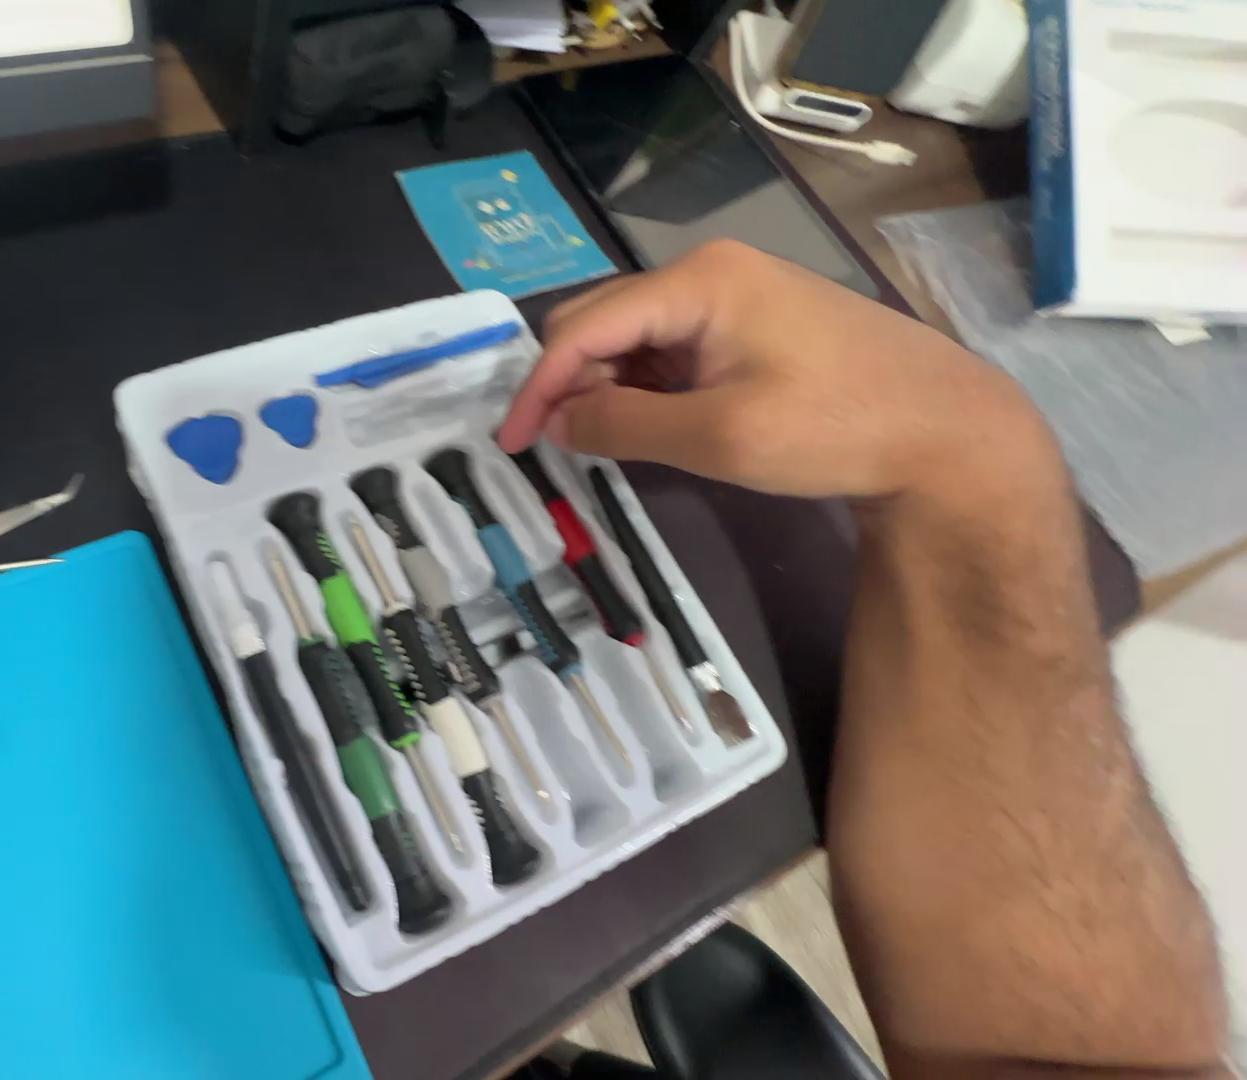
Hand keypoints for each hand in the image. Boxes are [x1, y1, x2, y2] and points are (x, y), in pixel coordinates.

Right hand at [496, 240, 1059, 502]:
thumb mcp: (716, 436)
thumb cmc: (835, 429)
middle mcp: (703, 272)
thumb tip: (553, 424)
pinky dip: (636, 386)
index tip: (513, 442)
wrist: (948, 434)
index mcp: (696, 283)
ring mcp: (725, 293)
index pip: (582, 330)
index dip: (537, 388)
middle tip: (562, 444)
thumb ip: (620, 425)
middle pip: (595, 322)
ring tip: (608, 438)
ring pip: (624, 336)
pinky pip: (659, 347)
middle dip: (566, 383)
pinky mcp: (740, 320)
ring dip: (601, 387)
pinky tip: (647, 419)